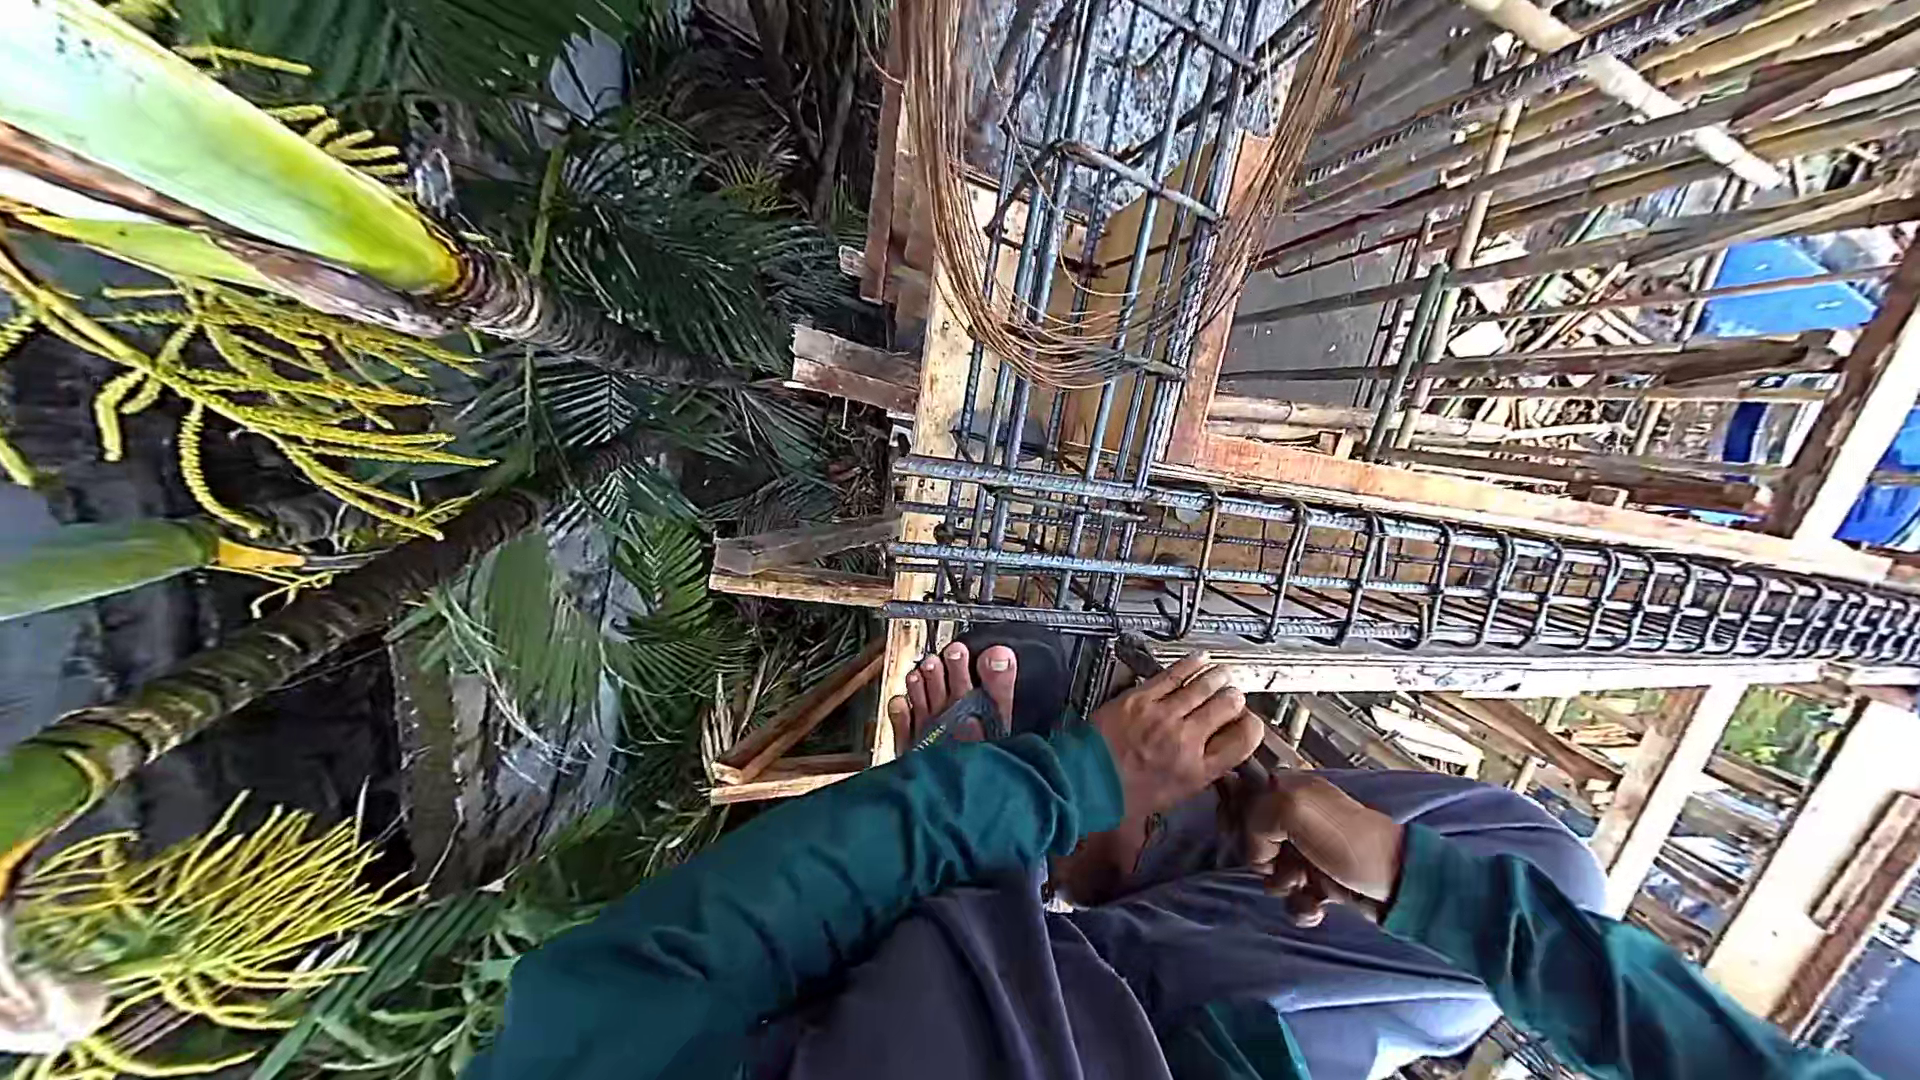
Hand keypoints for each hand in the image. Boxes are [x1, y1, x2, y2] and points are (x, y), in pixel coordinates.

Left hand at [1090, 652, 1262, 819]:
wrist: (1086, 781)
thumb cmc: (1125, 795)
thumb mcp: (1174, 795)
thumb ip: (1199, 771)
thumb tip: (1214, 752)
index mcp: (1199, 770)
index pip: (1243, 741)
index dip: (1251, 726)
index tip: (1247, 721)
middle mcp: (1188, 740)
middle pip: (1227, 708)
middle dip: (1233, 699)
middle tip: (1232, 695)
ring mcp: (1164, 716)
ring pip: (1202, 688)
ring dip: (1217, 677)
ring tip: (1222, 673)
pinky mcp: (1141, 698)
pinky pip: (1173, 675)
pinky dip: (1190, 665)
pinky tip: (1200, 659)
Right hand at [1241, 772, 1405, 926]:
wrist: (1403, 886)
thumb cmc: (1351, 842)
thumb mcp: (1294, 811)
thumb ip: (1257, 816)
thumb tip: (1255, 848)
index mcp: (1291, 788)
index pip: (1245, 794)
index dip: (1237, 816)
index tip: (1240, 835)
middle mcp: (1298, 816)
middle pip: (1254, 836)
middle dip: (1260, 856)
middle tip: (1275, 863)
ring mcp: (1310, 849)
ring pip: (1272, 868)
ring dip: (1280, 883)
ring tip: (1300, 886)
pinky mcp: (1323, 880)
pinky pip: (1293, 893)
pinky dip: (1299, 905)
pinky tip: (1312, 907)